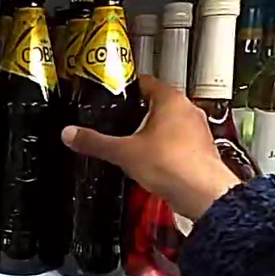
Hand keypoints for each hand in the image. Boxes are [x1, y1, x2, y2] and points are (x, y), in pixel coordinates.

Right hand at [61, 74, 243, 222]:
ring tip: (136, 144)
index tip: (117, 93)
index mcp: (170, 99)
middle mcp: (188, 110)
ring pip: (172, 123)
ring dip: (155, 132)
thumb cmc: (173, 166)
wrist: (202, 194)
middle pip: (159, 103)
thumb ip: (95, 142)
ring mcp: (198, 130)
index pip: (145, 82)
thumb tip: (71, 134)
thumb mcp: (123, 153)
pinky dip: (167, 149)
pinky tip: (155, 162)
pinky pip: (181, 143)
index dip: (128, 87)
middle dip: (139, 113)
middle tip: (121, 122)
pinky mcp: (202, 150)